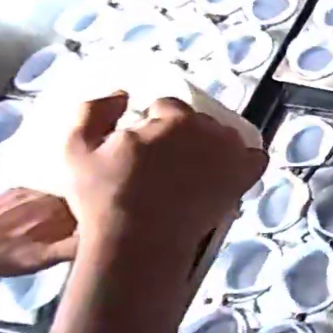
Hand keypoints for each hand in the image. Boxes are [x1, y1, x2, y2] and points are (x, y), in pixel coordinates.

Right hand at [61, 94, 265, 257]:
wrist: (140, 239)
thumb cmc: (104, 196)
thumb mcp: (76, 148)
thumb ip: (93, 111)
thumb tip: (122, 94)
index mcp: (174, 118)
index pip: (167, 106)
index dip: (153, 123)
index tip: (144, 145)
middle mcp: (210, 130)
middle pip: (197, 121)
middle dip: (181, 134)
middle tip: (164, 161)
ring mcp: (232, 153)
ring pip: (225, 137)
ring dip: (211, 146)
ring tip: (191, 170)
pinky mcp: (245, 177)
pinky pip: (255, 158)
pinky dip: (244, 161)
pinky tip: (227, 172)